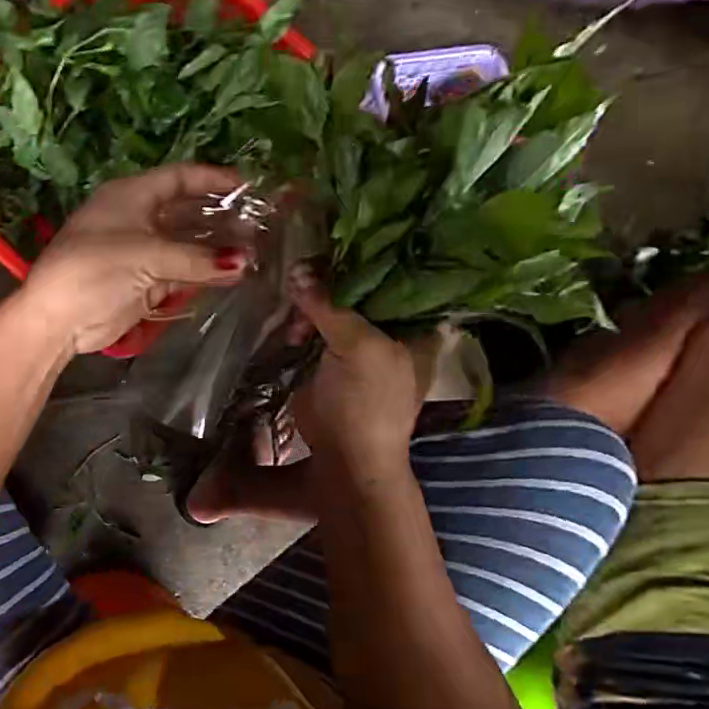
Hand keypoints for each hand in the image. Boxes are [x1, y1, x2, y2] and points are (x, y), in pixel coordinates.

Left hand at [15, 164, 250, 354]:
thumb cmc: (96, 270)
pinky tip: (229, 274)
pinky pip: (180, 271)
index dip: (213, 179)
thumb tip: (241, 263)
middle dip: (219, 216)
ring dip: (214, 247)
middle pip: (185, 211)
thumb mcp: (148, 256)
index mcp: (131, 195)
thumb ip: (197, 259)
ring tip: (252, 250)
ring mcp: (140, 251)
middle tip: (256, 223)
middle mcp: (137, 218)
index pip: (179, 178)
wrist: (59, 318)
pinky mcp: (143, 281)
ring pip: (184, 244)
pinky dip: (202, 272)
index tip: (248, 187)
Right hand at [287, 264, 420, 471]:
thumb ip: (331, 305)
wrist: (345, 464)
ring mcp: (362, 351)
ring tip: (295, 315)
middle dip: (331, 283)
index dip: (367, 258)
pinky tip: (291, 325)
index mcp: (417, 328)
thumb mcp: (357, 347)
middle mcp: (395, 334)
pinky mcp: (334, 367)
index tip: (334, 244)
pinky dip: (304, 326)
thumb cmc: (366, 405)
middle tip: (305, 281)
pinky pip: (319, 332)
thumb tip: (298, 270)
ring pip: (337, 310)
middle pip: (362, 291)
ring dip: (314, 306)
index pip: (396, 275)